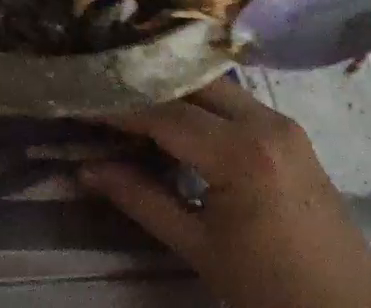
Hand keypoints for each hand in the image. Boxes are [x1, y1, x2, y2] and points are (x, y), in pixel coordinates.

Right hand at [82, 77, 370, 307]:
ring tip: (128, 97)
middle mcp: (266, 122)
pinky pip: (235, 101)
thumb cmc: (271, 290)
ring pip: (213, 86)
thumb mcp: (200, 249)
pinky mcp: (292, 135)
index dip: (117, 105)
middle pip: (190, 83)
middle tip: (100, 87)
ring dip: (171, 88)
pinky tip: (172, 116)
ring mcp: (284, 124)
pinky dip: (199, 102)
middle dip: (144, 83)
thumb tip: (85, 168)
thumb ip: (141, 200)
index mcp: (242, 153)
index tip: (78, 97)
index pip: (164, 113)